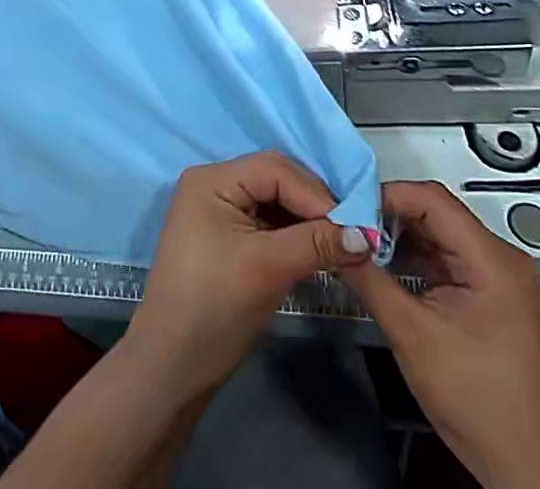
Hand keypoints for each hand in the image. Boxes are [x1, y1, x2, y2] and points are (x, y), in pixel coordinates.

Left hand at [126, 152, 371, 393]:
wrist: (172, 369)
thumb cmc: (214, 309)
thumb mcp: (269, 269)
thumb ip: (318, 243)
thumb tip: (368, 235)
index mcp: (212, 180)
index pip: (275, 170)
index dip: (316, 194)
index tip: (353, 226)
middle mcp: (214, 185)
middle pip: (278, 180)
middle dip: (315, 205)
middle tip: (351, 233)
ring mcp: (219, 210)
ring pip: (277, 201)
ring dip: (308, 220)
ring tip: (340, 243)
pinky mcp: (227, 235)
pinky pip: (269, 221)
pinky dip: (295, 233)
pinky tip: (318, 249)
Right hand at [342, 181, 539, 488]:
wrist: (520, 453)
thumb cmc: (477, 400)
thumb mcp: (412, 334)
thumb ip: (371, 282)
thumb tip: (341, 247)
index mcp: (493, 261)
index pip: (434, 201)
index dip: (389, 197)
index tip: (352, 206)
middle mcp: (501, 257)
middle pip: (438, 212)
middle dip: (391, 215)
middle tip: (350, 223)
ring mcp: (498, 273)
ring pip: (440, 233)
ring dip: (401, 235)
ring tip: (362, 242)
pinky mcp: (489, 289)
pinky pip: (447, 256)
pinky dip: (416, 256)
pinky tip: (386, 263)